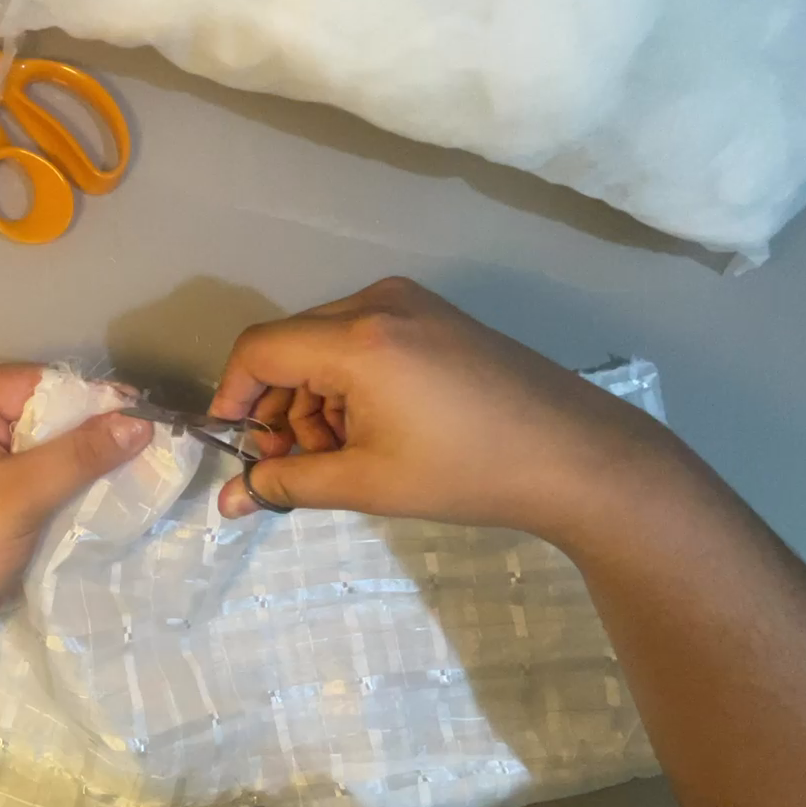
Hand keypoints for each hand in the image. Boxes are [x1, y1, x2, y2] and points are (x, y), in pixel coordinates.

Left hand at [0, 364, 152, 638]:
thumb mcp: (21, 496)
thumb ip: (79, 455)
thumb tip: (141, 422)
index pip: (33, 382)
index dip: (87, 396)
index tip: (141, 414)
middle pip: (38, 409)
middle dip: (87, 426)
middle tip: (145, 440)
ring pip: (39, 441)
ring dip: (80, 453)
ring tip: (133, 461)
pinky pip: (32, 467)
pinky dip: (63, 475)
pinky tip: (99, 485)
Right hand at [209, 277, 685, 538]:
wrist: (579, 458)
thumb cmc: (465, 473)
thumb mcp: (364, 484)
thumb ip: (284, 486)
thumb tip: (226, 503)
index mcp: (358, 338)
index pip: (258, 350)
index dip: (233, 396)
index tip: (237, 444)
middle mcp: (378, 303)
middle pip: (289, 348)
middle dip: (279, 409)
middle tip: (298, 464)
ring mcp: (411, 304)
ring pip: (322, 347)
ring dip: (314, 402)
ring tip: (346, 452)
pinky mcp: (433, 317)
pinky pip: (359, 342)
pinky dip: (347, 386)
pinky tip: (376, 426)